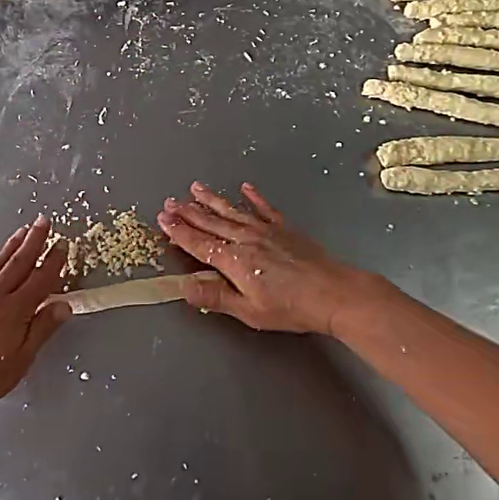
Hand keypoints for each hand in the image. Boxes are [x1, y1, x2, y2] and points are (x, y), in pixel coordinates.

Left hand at [0, 217, 70, 439]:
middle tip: (44, 222)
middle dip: (33, 241)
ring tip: (22, 231)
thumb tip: (62, 306)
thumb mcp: (20, 362)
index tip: (62, 246)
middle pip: (18, 263)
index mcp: (14, 311)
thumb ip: (42, 329)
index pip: (40, 279)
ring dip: (12, 246)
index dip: (53, 262)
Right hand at [156, 182, 386, 335]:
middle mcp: (245, 239)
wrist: (336, 294)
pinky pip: (264, 209)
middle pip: (210, 223)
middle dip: (187, 212)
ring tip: (195, 187)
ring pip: (231, 211)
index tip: (162, 219)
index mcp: (234, 260)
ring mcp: (265, 231)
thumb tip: (184, 288)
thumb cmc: (292, 308)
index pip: (198, 243)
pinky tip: (245, 188)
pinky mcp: (285, 229)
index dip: (178, 231)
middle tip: (169, 201)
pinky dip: (253, 198)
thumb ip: (216, 298)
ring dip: (211, 199)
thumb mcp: (250, 312)